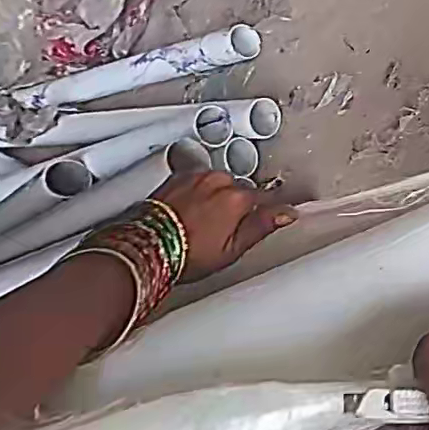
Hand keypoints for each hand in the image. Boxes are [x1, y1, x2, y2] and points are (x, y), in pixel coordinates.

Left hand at [150, 171, 294, 281]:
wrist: (141, 249)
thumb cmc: (184, 253)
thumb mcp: (232, 249)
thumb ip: (262, 226)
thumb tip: (287, 213)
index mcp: (239, 197)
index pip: (265, 197)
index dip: (264, 210)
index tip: (262, 217)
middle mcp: (220, 181)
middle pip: (240, 189)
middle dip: (236, 204)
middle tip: (224, 227)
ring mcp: (198, 176)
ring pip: (219, 182)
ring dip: (216, 194)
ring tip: (203, 218)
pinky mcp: (178, 176)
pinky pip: (198, 177)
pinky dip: (199, 188)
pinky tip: (191, 206)